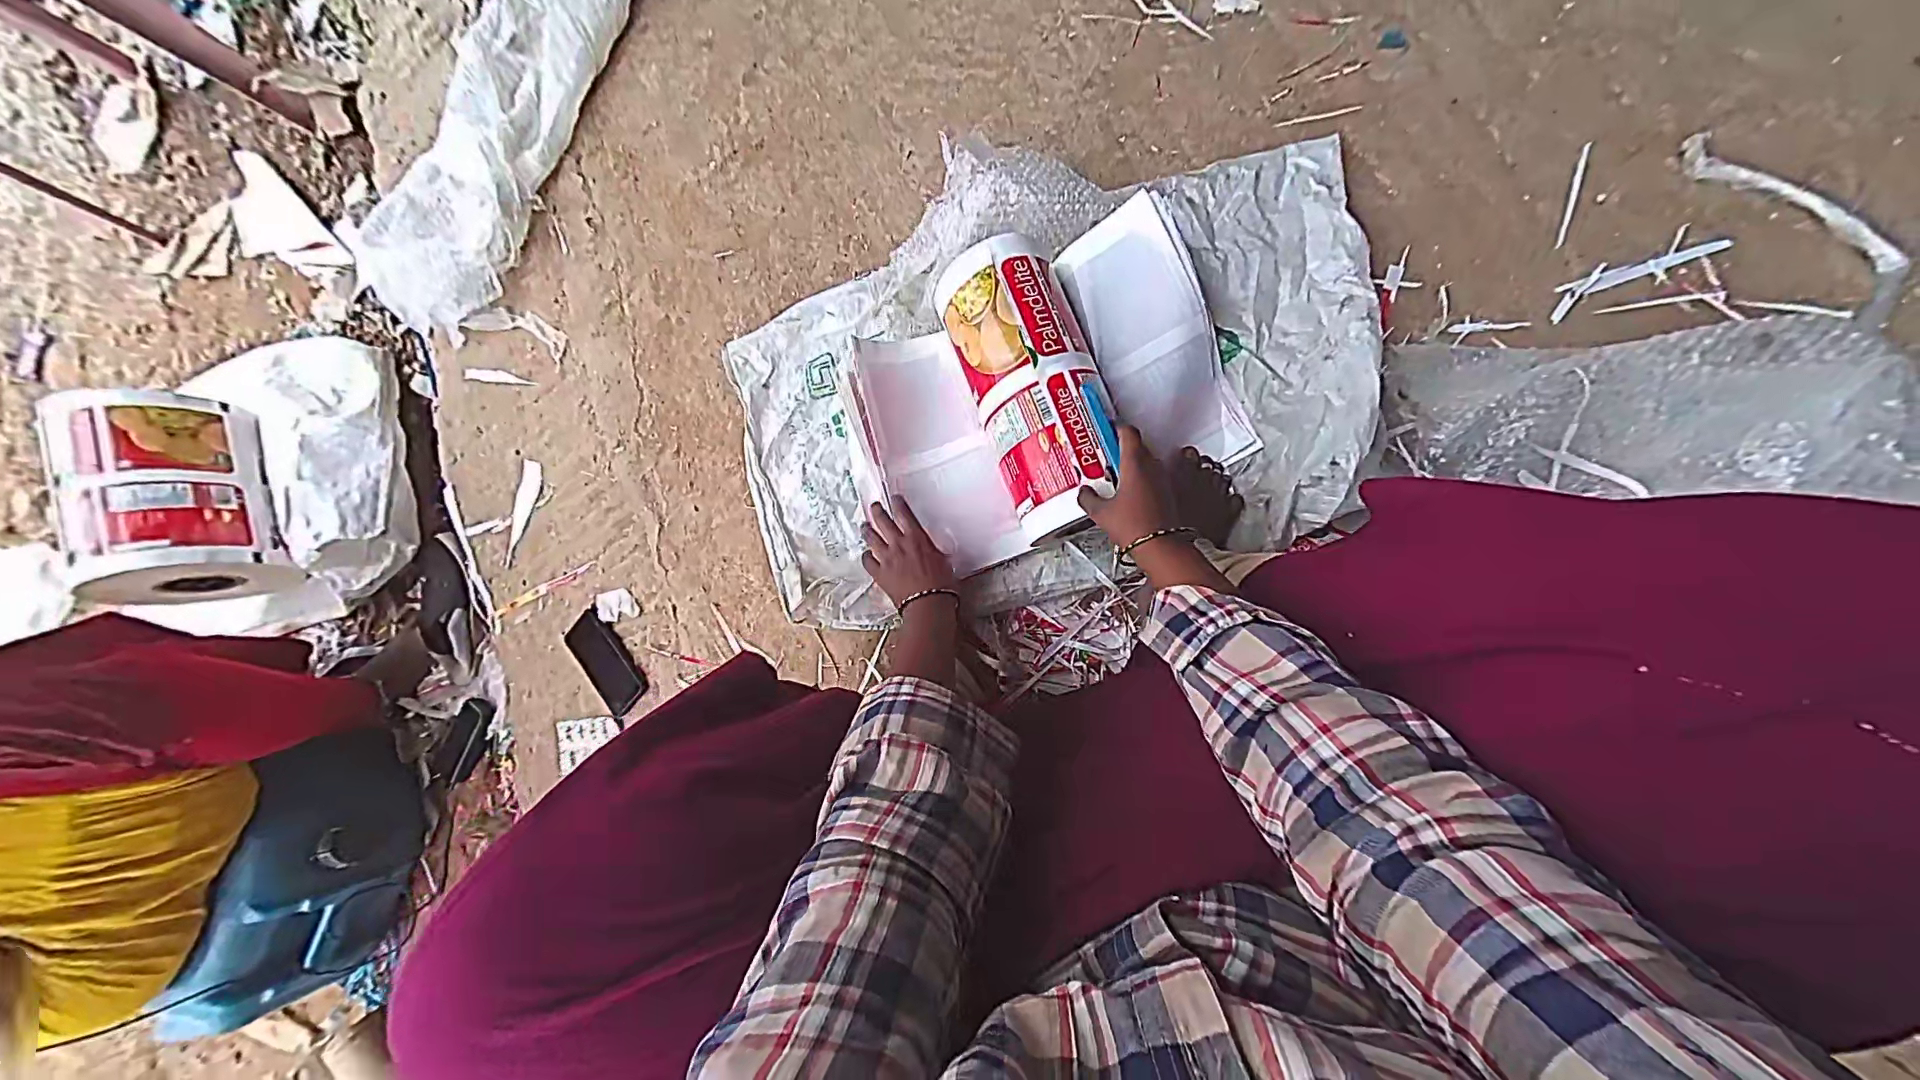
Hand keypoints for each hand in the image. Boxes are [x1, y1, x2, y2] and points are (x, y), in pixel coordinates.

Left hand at [861, 496, 956, 607]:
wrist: (929, 603)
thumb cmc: (942, 584)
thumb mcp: (944, 560)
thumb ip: (934, 551)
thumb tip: (933, 550)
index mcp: (917, 538)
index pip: (904, 514)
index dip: (898, 504)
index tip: (895, 498)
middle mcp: (899, 545)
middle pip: (883, 522)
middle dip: (878, 511)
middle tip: (875, 507)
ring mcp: (887, 559)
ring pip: (872, 538)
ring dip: (867, 530)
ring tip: (865, 526)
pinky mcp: (880, 574)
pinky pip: (868, 561)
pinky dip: (866, 556)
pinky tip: (867, 554)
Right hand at [1078, 425, 1178, 547]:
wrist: (1160, 547)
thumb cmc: (1133, 527)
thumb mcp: (1101, 513)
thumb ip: (1088, 498)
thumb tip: (1083, 492)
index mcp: (1135, 464)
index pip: (1128, 433)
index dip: (1116, 428)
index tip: (1105, 431)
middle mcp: (1153, 467)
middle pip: (1137, 446)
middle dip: (1120, 449)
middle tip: (1104, 457)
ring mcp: (1164, 479)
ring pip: (1146, 462)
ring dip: (1132, 465)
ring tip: (1115, 478)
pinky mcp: (1169, 493)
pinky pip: (1154, 478)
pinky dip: (1142, 480)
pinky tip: (1129, 494)